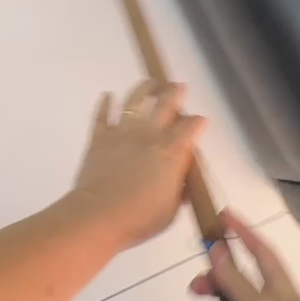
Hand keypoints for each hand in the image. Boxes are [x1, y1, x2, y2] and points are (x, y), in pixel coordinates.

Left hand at [68, 81, 204, 248]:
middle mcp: (148, 135)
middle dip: (174, 93)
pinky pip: (102, 115)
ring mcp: (122, 133)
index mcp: (171, 151)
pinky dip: (105, 103)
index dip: (198, 122)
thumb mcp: (172, 208)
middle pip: (165, 104)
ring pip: (134, 101)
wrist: (99, 215)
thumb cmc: (140, 217)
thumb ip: (179, 188)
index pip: (190, 127)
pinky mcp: (99, 137)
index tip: (200, 121)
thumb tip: (181, 177)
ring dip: (144, 89)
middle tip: (178, 86)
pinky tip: (107, 95)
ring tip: (150, 82)